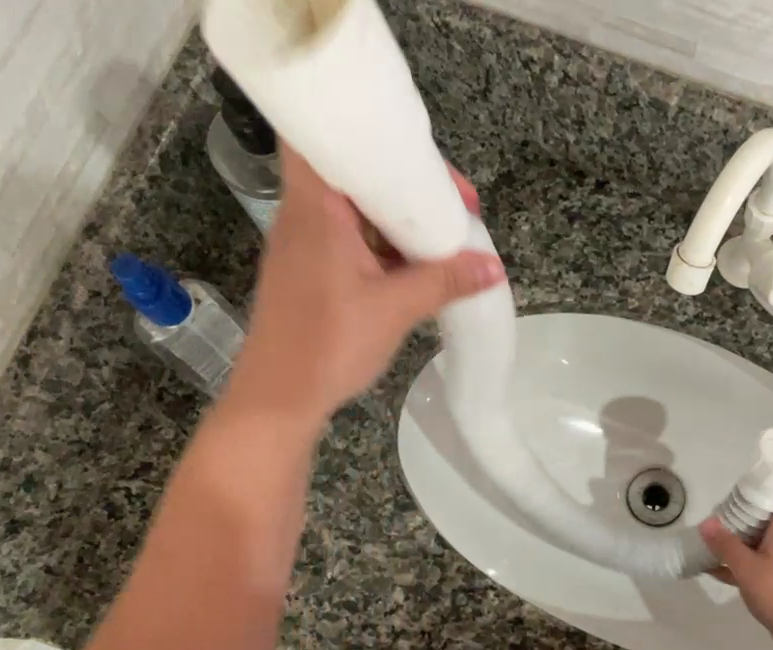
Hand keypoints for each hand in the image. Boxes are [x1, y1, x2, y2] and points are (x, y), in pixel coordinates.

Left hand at [221, 149, 505, 435]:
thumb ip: (443, 282)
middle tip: (457, 200)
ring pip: (357, 209)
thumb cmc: (326, 346)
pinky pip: (353, 238)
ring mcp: (306, 242)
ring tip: (447, 233)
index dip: (370, 129)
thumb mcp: (393, 311)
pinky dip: (386, 244)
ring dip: (400, 217)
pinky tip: (420, 264)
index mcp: (316, 208)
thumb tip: (493, 266)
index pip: (324, 134)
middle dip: (406, 181)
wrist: (279, 397)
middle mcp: (304, 213)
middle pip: (354, 172)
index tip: (423, 152)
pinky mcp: (312, 269)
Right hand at [699, 496, 772, 648]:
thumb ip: (725, 545)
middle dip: (748, 507)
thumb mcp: (746, 568)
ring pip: (763, 536)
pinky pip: (759, 558)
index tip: (754, 474)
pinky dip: (741, 558)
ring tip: (714, 531)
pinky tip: (714, 566)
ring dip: (742, 534)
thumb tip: (705, 522)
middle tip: (722, 504)